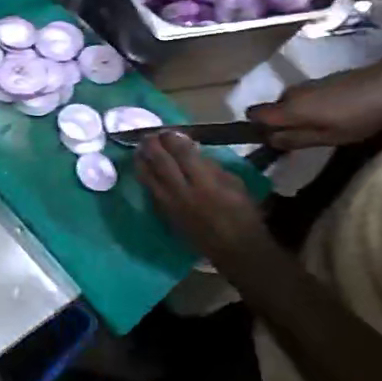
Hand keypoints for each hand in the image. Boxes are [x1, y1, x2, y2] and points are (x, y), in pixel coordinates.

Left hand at [134, 132, 275, 268]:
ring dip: (142, 160)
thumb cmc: (242, 214)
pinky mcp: (164, 215)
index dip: (173, 139)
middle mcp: (183, 192)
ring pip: (148, 177)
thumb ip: (211, 166)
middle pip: (161, 162)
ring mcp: (170, 205)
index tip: (169, 131)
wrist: (235, 249)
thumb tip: (191, 150)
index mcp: (205, 183)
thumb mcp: (234, 183)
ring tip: (139, 149)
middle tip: (150, 136)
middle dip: (153, 145)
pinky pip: (150, 191)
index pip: (182, 153)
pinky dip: (146, 178)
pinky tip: (144, 170)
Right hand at [247, 54, 381, 150]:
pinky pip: (305, 98)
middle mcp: (291, 92)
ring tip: (321, 131)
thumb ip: (295, 139)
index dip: (255, 127)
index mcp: (287, 108)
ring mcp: (307, 84)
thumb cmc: (360, 116)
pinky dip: (312, 109)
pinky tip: (335, 117)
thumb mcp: (328, 137)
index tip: (269, 139)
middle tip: (300, 141)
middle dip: (280, 124)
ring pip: (290, 104)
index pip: (254, 114)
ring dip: (299, 117)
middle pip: (273, 110)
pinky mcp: (324, 81)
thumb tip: (269, 140)